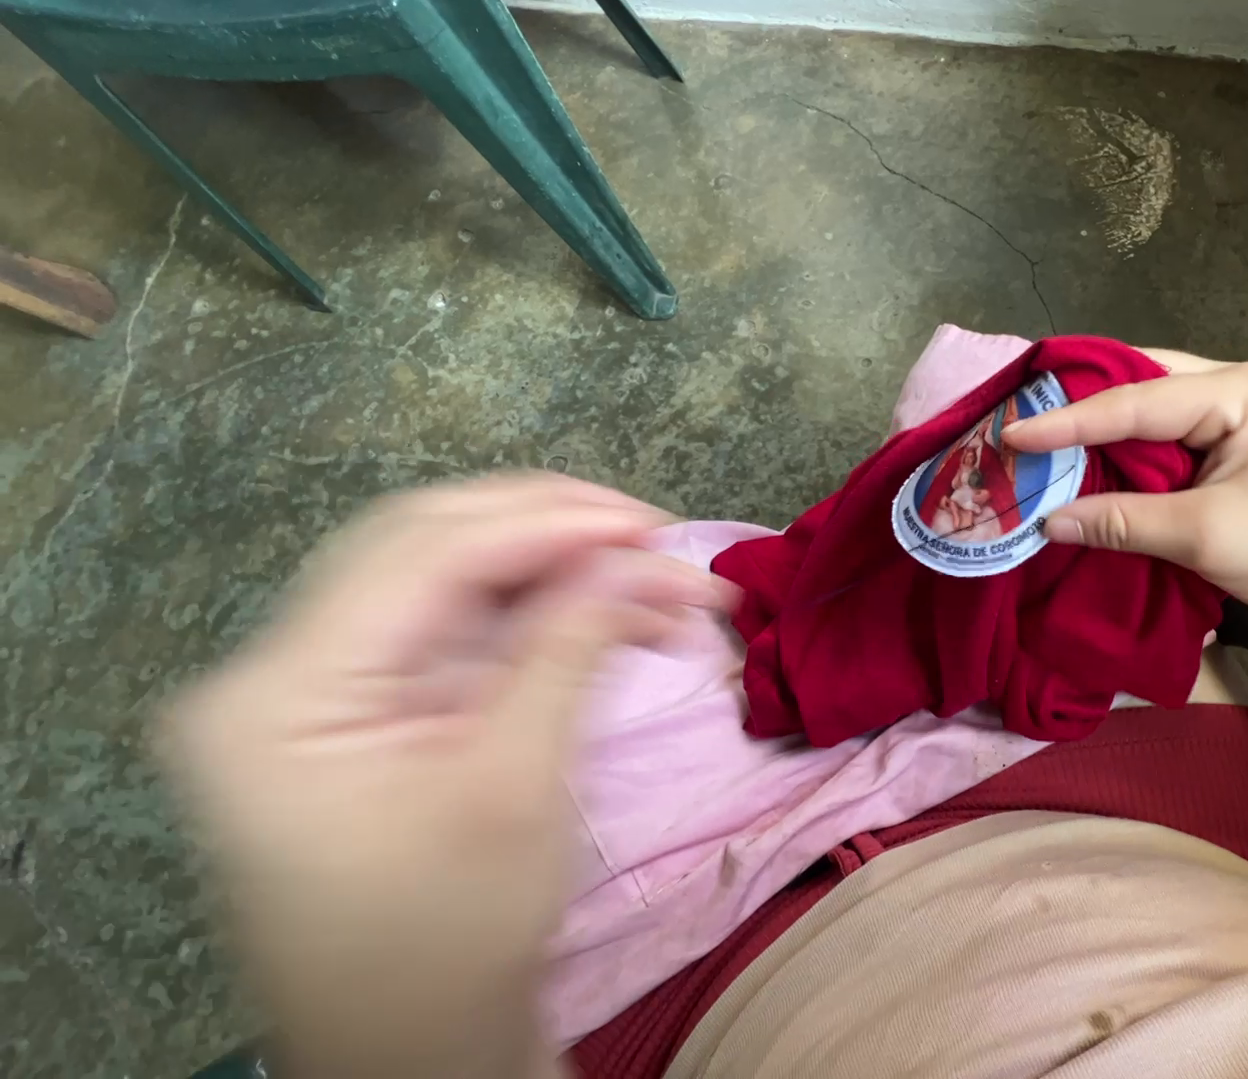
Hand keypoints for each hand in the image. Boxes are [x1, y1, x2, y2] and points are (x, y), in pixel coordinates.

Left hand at [161, 474, 735, 1077]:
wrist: (416, 1043)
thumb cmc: (450, 939)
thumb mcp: (516, 787)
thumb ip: (569, 650)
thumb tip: (636, 559)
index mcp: (282, 695)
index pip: (425, 555)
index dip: (549, 522)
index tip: (652, 526)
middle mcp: (291, 668)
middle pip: (433, 541)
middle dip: (558, 527)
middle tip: (656, 537)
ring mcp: (340, 680)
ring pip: (463, 572)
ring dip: (568, 567)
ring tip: (662, 585)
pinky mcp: (390, 698)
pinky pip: (478, 622)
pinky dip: (558, 610)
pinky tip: (629, 620)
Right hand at [1003, 350, 1247, 627]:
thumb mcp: (1206, 536)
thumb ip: (1122, 522)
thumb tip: (1047, 520)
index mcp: (1237, 392)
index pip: (1134, 400)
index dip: (1068, 420)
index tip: (1011, 434)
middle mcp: (1230, 389)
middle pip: (1136, 385)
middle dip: (1078, 405)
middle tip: (1019, 421)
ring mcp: (1227, 418)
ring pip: (1143, 412)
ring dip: (1096, 431)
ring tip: (1038, 442)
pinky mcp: (1221, 450)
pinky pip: (1156, 442)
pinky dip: (1118, 455)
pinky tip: (1084, 466)